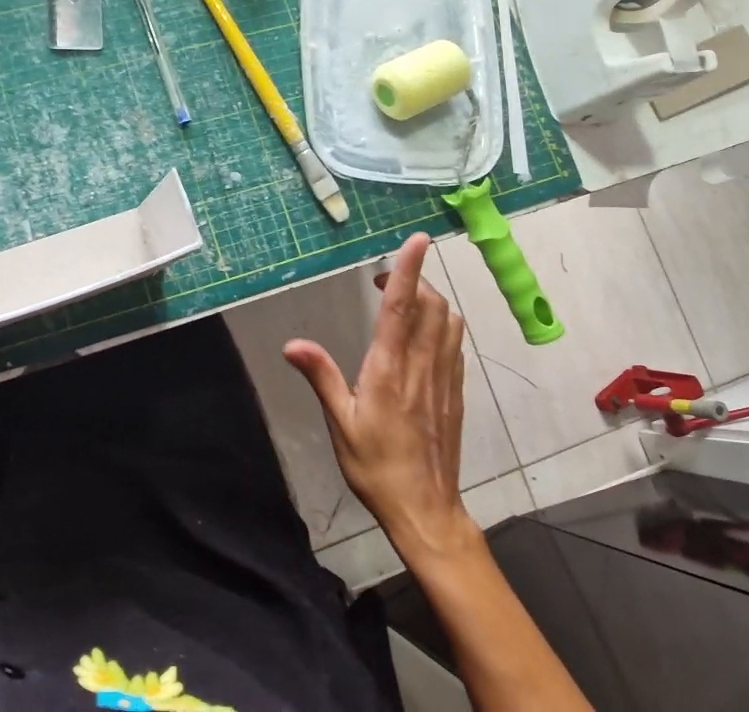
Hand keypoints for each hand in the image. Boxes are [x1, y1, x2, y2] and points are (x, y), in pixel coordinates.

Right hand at [284, 232, 471, 560]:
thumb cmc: (376, 467)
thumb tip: (293, 344)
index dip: (408, 269)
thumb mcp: (340, 423)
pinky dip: (443, 327)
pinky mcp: (455, 393)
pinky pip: (455, 346)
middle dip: (416, 281)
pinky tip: (426, 338)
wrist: (425, 508)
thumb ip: (321, 377)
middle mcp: (422, 366)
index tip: (417, 240)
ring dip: (433, 301)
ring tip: (407, 303)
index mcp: (389, 369)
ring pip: (449, 323)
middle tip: (386, 282)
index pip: (402, 306)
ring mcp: (444, 379)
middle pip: (432, 306)